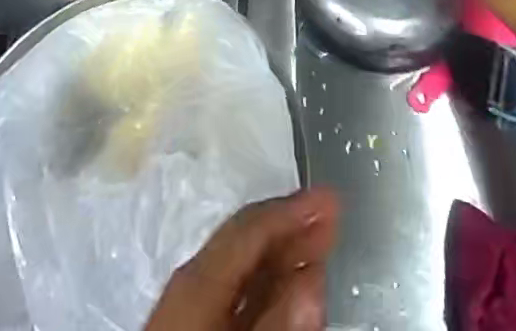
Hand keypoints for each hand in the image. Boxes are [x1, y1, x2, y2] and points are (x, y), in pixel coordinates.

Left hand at [145, 189, 339, 330]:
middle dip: (290, 227)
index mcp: (194, 283)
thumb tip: (314, 282)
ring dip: (281, 254)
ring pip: (240, 267)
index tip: (329, 197)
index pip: (248, 229)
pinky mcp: (188, 327)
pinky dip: (265, 283)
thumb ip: (276, 323)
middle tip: (331, 213)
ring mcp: (184, 309)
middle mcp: (187, 285)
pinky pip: (233, 292)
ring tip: (319, 244)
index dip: (292, 209)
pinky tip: (287, 290)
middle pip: (244, 243)